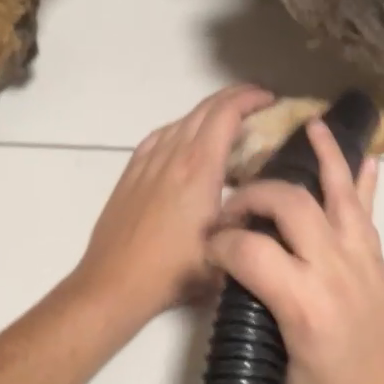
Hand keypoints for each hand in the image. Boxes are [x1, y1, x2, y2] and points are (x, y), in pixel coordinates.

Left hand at [71, 84, 274, 320]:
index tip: (271, 100)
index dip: (251, 98)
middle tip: (259, 102)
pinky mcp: (132, 171)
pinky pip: (162, 134)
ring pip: (184, 118)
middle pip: (207, 107)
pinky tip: (187, 137)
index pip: (227, 113)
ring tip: (229, 120)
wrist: (112, 287)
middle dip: (236, 97)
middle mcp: (175, 153)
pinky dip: (183, 126)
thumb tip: (268, 199)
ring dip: (211, 111)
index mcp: (200, 167)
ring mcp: (150, 160)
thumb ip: (249, 219)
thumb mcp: (225, 250)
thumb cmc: (171, 272)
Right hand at [208, 119, 383, 383]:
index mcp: (304, 304)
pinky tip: (366, 158)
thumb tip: (233, 290)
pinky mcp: (378, 259)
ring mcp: (361, 256)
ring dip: (327, 154)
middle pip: (290, 204)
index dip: (220, 243)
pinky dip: (364, 181)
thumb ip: (255, 322)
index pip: (249, 251)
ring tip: (313, 125)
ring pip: (340, 190)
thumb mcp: (280, 372)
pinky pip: (368, 210)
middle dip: (255, 194)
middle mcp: (334, 267)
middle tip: (232, 207)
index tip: (207, 246)